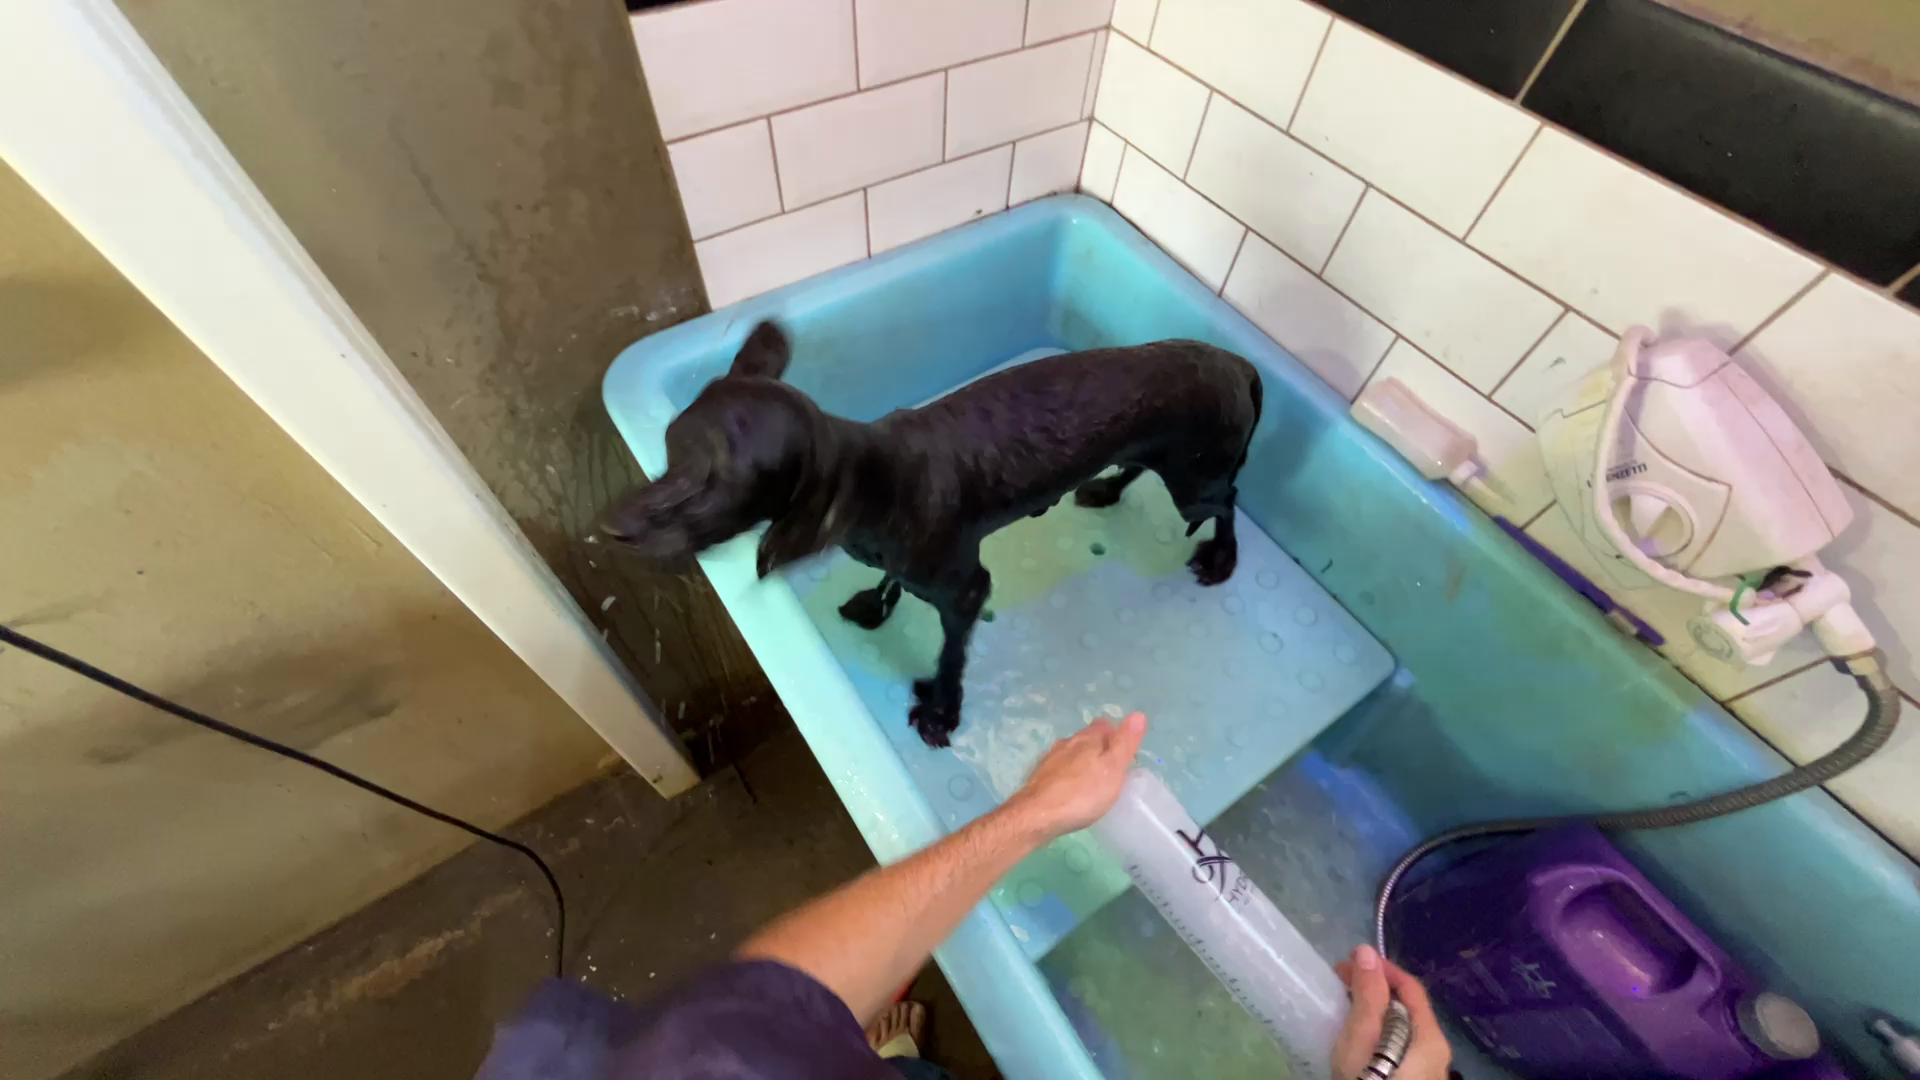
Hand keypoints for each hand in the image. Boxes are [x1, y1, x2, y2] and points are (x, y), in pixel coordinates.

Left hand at [1004, 712, 1146, 839]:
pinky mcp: (1041, 777)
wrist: (1037, 815)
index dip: (1117, 735)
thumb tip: (1138, 714)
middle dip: (1100, 748)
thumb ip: (1124, 743)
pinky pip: (1061, 769)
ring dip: (1084, 761)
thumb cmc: (1082, 794)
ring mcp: (1051, 759)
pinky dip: (1071, 775)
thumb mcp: (1112, 769)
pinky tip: (1074, 790)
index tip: (1126, 753)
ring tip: (1096, 781)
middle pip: (1087, 738)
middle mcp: (1066, 743)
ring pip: (1072, 753)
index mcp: (1086, 739)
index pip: (1104, 725)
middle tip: (1114, 769)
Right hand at [1332, 945, 1450, 1079]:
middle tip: (1339, 981)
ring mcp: (1426, 1072)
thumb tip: (1367, 951)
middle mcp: (1437, 1054)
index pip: (1410, 987)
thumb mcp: (1362, 1036)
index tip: (1347, 961)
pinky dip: (1376, 1031)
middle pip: (1406, 1007)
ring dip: (1372, 1008)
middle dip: (1373, 986)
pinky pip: (1397, 1046)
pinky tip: (1356, 1038)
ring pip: (1401, 1027)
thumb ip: (1368, 994)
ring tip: (1342, 1006)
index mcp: (1431, 1038)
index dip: (1380, 967)